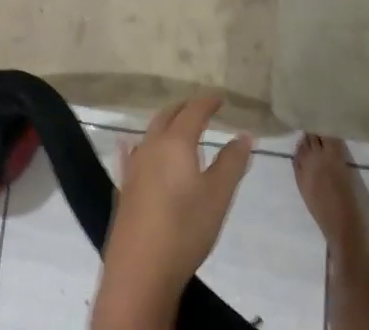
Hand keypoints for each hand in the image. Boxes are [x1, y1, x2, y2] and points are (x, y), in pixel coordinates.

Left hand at [92, 96, 252, 328]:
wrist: (141, 270)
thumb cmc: (185, 228)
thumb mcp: (218, 195)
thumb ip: (232, 162)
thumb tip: (244, 134)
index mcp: (175, 143)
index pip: (193, 111)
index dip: (208, 102)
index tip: (221, 98)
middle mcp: (151, 147)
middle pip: (167, 116)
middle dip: (185, 109)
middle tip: (202, 109)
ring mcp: (134, 168)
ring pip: (150, 134)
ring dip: (166, 125)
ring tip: (179, 128)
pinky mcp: (124, 188)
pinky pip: (133, 154)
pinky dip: (141, 145)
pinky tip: (130, 146)